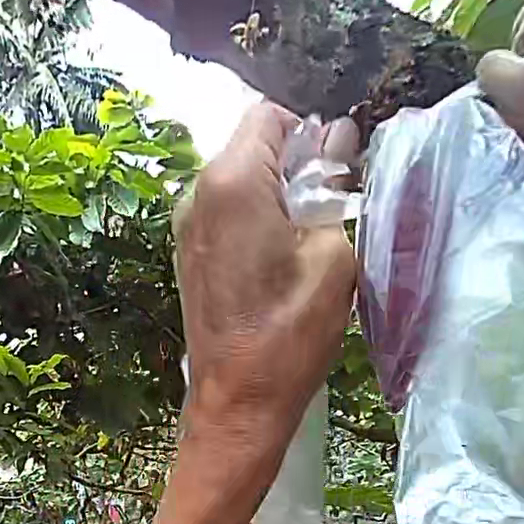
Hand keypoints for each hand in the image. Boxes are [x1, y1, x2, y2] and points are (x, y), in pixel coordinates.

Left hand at [133, 104, 358, 523]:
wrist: (238, 406)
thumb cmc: (288, 337)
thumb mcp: (331, 259)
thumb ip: (332, 193)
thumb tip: (336, 144)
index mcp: (230, 182)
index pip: (271, 117)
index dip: (310, 136)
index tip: (333, 179)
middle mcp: (196, 195)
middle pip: (252, 149)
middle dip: (293, 171)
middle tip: (326, 220)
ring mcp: (187, 230)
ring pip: (240, 186)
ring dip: (277, 202)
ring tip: (304, 252)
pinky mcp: (190, 260)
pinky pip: (228, 220)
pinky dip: (256, 227)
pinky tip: (278, 270)